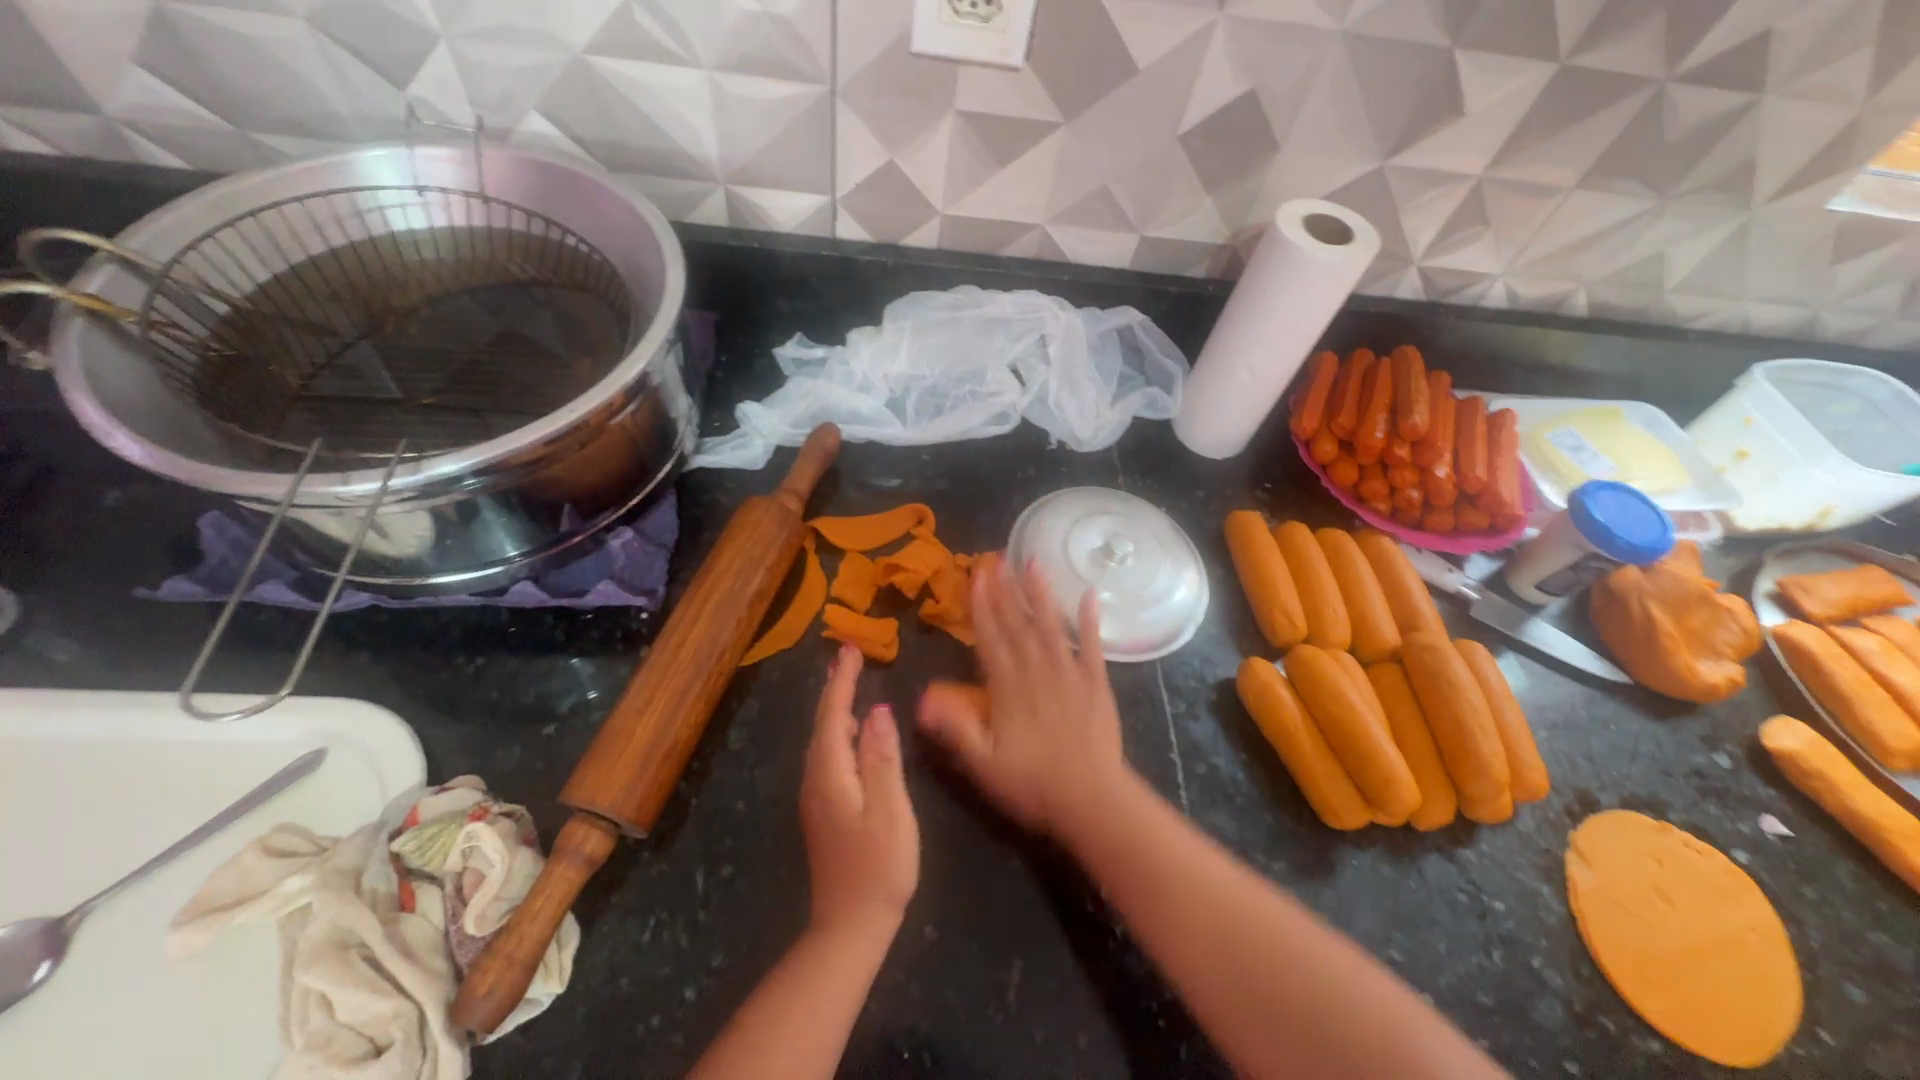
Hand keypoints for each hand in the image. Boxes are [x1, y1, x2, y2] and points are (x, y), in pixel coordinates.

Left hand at [801, 645, 919, 937]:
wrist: (850, 924)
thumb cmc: (878, 867)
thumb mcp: (890, 810)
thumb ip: (882, 759)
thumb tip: (877, 712)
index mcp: (830, 774)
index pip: (832, 715)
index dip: (841, 682)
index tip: (850, 649)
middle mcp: (815, 780)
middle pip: (822, 725)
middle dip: (835, 689)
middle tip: (850, 657)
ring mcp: (816, 797)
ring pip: (823, 741)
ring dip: (835, 710)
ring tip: (849, 684)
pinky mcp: (824, 810)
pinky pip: (828, 757)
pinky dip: (838, 733)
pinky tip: (853, 733)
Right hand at [917, 559, 1129, 839]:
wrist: (1091, 800)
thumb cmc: (1032, 785)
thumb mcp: (983, 765)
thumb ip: (955, 729)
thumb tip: (921, 700)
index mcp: (1008, 690)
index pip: (990, 640)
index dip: (981, 607)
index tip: (975, 577)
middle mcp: (1037, 673)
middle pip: (1018, 625)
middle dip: (1006, 591)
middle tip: (998, 558)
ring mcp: (1070, 676)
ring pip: (1052, 627)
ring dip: (1041, 594)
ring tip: (1034, 562)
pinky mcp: (1097, 685)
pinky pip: (1092, 646)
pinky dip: (1090, 620)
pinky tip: (1088, 595)